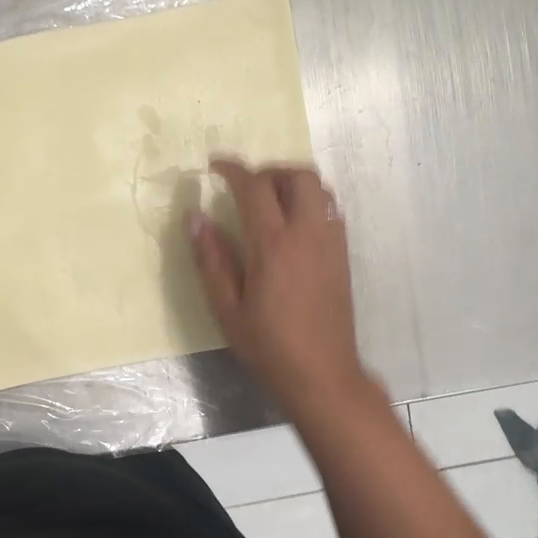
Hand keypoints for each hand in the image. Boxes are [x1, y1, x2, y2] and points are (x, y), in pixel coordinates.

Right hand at [190, 158, 364, 409]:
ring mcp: (331, 241)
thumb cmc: (266, 344)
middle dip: (267, 171)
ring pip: (319, 188)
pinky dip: (308, 200)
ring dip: (290, 182)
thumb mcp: (226, 307)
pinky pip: (329, 208)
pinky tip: (288, 223)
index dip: (233, 169)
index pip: (254, 188)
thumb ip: (211, 258)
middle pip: (297, 175)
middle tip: (242, 186)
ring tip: (265, 200)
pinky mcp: (342, 253)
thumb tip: (195, 218)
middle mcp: (307, 234)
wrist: (321, 371)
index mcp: (273, 246)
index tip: (213, 166)